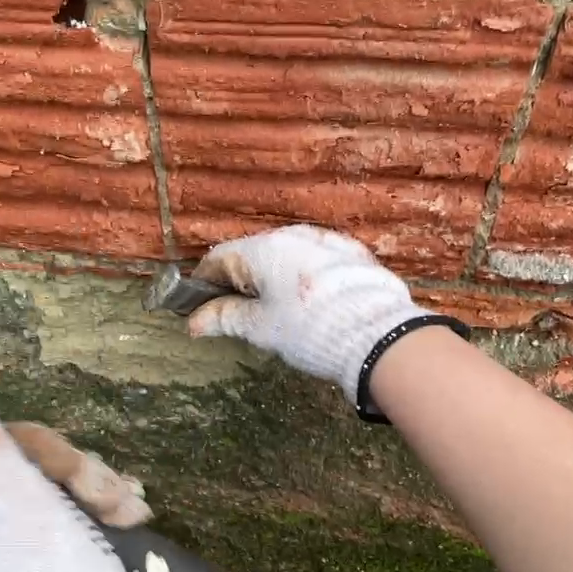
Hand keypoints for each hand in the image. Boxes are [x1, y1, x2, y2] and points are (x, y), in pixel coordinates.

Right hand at [186, 226, 440, 406]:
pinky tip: (309, 304)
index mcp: (265, 248)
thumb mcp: (260, 328)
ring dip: (273, 278)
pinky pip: (317, 262)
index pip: (221, 258)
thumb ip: (225, 318)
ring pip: (287, 255)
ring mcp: (328, 242)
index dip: (204, 283)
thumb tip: (194, 322)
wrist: (378, 336)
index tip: (198, 305)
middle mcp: (295, 235)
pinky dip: (303, 278)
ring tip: (275, 312)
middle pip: (254, 254)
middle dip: (240, 280)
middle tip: (236, 313)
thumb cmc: (309, 330)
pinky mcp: (355, 255)